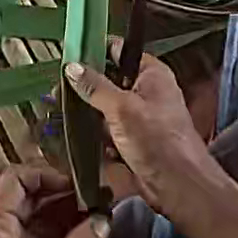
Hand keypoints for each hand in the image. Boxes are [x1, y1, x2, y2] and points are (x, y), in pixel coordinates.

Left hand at [0, 166, 108, 237]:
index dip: (47, 174)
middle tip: (97, 195)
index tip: (79, 182)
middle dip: (63, 193)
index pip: (17, 177)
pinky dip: (67, 235)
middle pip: (30, 195)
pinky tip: (91, 236)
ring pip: (40, 218)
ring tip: (100, 211)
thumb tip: (105, 217)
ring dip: (68, 214)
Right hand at [65, 50, 231, 227]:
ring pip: (106, 107)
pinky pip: (109, 129)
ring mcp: (140, 117)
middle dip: (86, 87)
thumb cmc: (156, 140)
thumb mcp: (121, 108)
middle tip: (58, 89)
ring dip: (88, 113)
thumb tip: (72, 67)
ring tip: (61, 112)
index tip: (69, 56)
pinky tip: (77, 134)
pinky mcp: (134, 139)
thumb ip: (95, 87)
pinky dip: (96, 133)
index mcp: (151, 73)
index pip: (119, 51)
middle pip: (109, 80)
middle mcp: (147, 91)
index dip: (95, 51)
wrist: (179, 187)